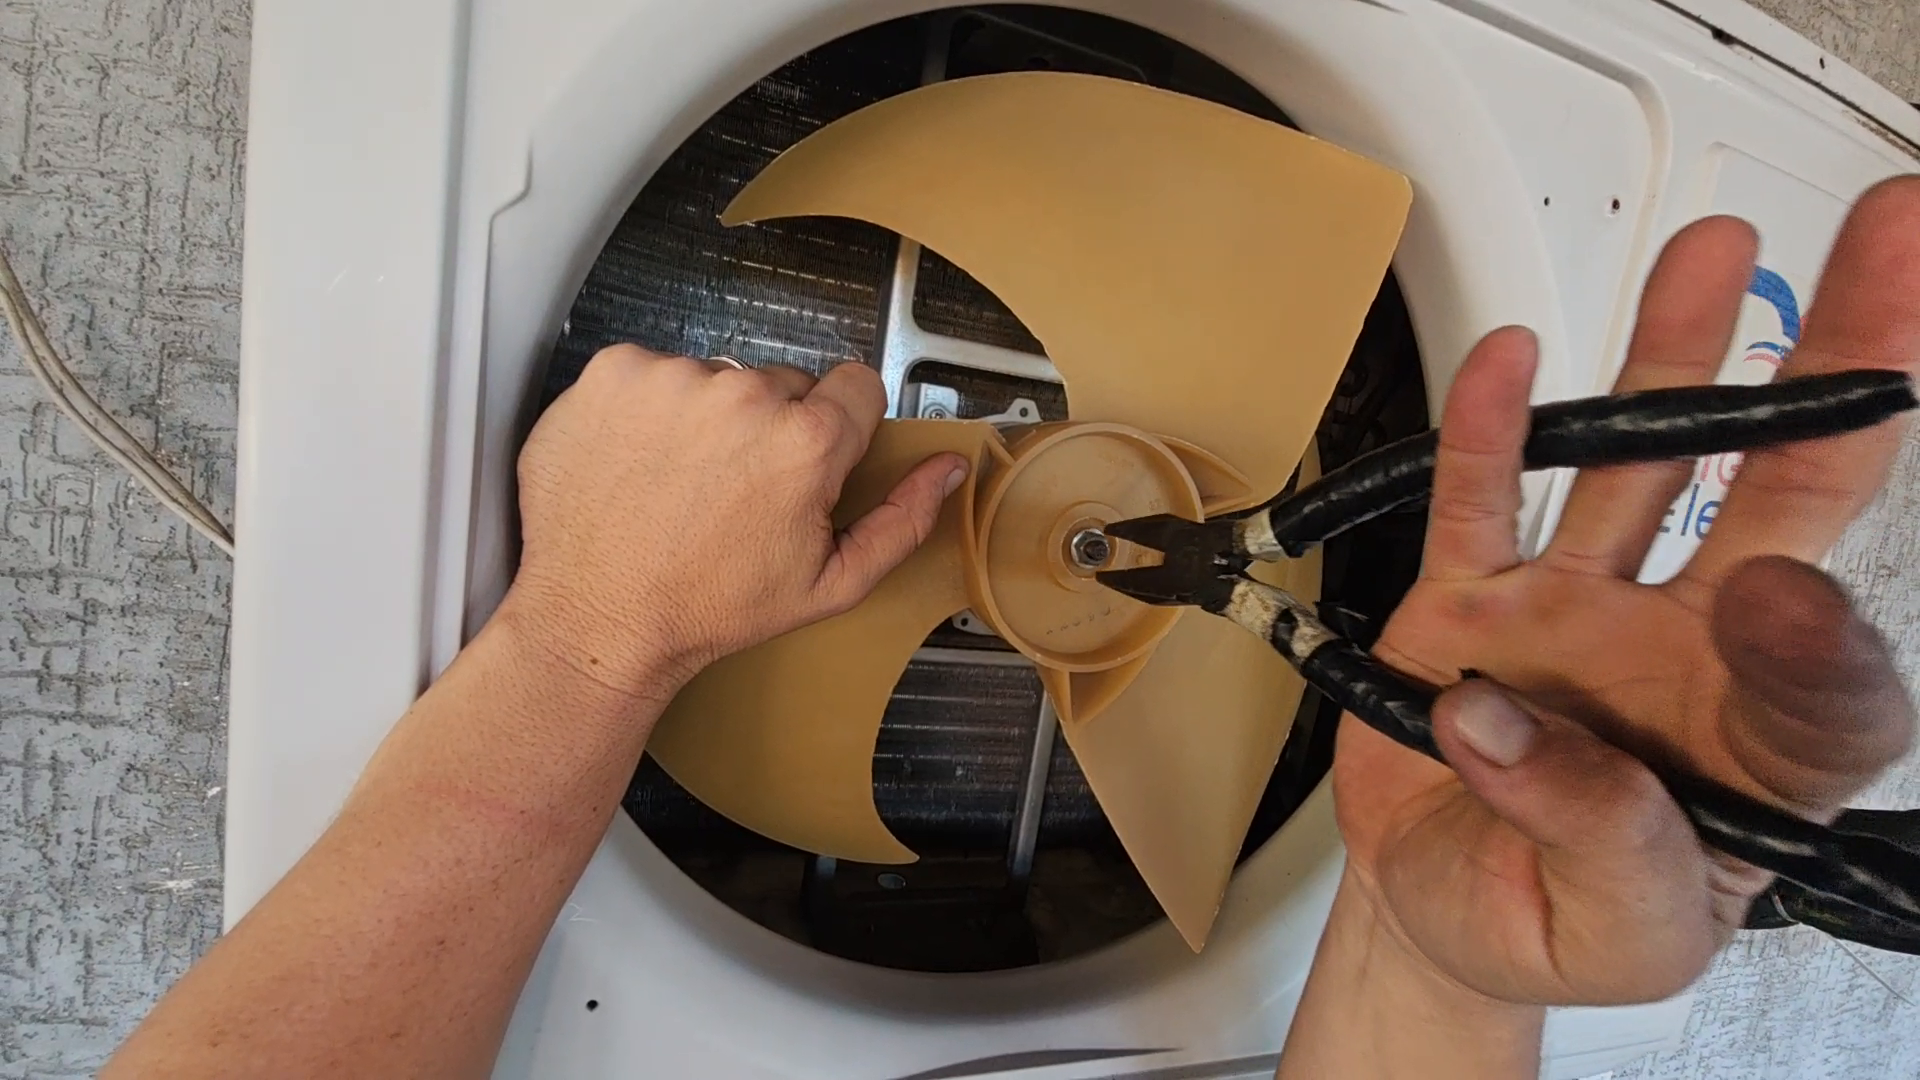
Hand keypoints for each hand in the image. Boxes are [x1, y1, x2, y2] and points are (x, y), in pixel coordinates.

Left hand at [507, 347, 967, 693]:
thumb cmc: (713, 605)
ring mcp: (674, 376)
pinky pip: (661, 370)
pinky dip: (657, 406)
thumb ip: (904, 519)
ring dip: (716, 415)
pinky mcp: (615, 371)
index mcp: (808, 441)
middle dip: (778, 425)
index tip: (814, 457)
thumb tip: (947, 470)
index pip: (858, 385)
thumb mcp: (832, 581)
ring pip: (724, 376)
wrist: (600, 618)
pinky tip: (647, 459)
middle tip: (744, 484)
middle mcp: (744, 394)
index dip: (842, 425)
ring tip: (689, 478)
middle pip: (789, 382)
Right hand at [1336, 177, 1919, 1005]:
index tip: (1768, 601)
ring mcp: (1560, 611)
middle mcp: (1666, 649)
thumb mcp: (1605, 927)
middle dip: (1837, 377)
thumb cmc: (1538, 919)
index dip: (1818, 632)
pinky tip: (1504, 362)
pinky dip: (1485, 435)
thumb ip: (1598, 839)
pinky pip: (1478, 506)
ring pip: (1626, 472)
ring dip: (1663, 366)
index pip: (1828, 680)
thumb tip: (1497, 722)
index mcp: (1742, 746)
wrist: (1434, 897)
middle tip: (1888, 248)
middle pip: (1775, 500)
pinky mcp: (1462, 601)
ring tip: (1703, 260)